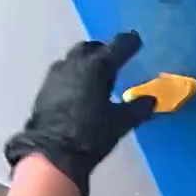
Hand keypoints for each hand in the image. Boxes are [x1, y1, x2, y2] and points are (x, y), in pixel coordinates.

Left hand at [3, 32, 156, 195]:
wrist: (52, 154)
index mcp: (96, 68)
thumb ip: (138, 108)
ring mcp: (55, 76)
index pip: (117, 47)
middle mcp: (74, 65)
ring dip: (86, 63)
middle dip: (103, 51)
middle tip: (115, 60)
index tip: (136, 40)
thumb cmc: (92, 134)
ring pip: (73, 60)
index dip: (129, 43)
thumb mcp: (121, 122)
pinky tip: (80, 92)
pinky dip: (74, 77)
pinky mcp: (44, 90)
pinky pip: (63, 74)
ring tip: (97, 78)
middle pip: (90, 48)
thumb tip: (151, 101)